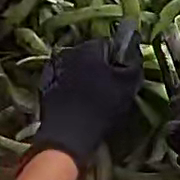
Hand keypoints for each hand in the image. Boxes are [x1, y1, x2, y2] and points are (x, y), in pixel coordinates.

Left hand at [29, 26, 142, 164]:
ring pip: (77, 68)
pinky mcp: (45, 86)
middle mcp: (68, 52)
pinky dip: (72, 88)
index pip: (110, 44)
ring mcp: (53, 69)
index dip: (119, 60)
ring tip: (94, 98)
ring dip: (85, 77)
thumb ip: (134, 62)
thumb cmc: (102, 107)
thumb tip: (134, 50)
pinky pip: (65, 81)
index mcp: (89, 47)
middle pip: (91, 55)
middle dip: (101, 66)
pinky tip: (79, 104)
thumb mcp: (129, 84)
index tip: (123, 76)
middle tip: (111, 87)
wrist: (68, 135)